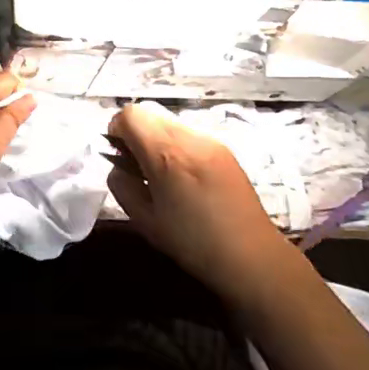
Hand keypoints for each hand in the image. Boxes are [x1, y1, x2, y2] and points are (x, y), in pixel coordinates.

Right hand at [107, 102, 303, 295]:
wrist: (251, 255)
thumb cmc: (192, 243)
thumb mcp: (144, 220)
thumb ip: (123, 186)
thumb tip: (119, 167)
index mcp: (167, 154)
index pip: (131, 114)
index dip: (117, 130)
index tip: (119, 157)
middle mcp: (190, 138)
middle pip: (151, 114)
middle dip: (137, 135)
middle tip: (139, 169)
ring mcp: (211, 141)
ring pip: (171, 123)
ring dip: (157, 141)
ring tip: (163, 177)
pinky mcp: (225, 150)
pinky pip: (190, 136)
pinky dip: (177, 148)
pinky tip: (185, 181)